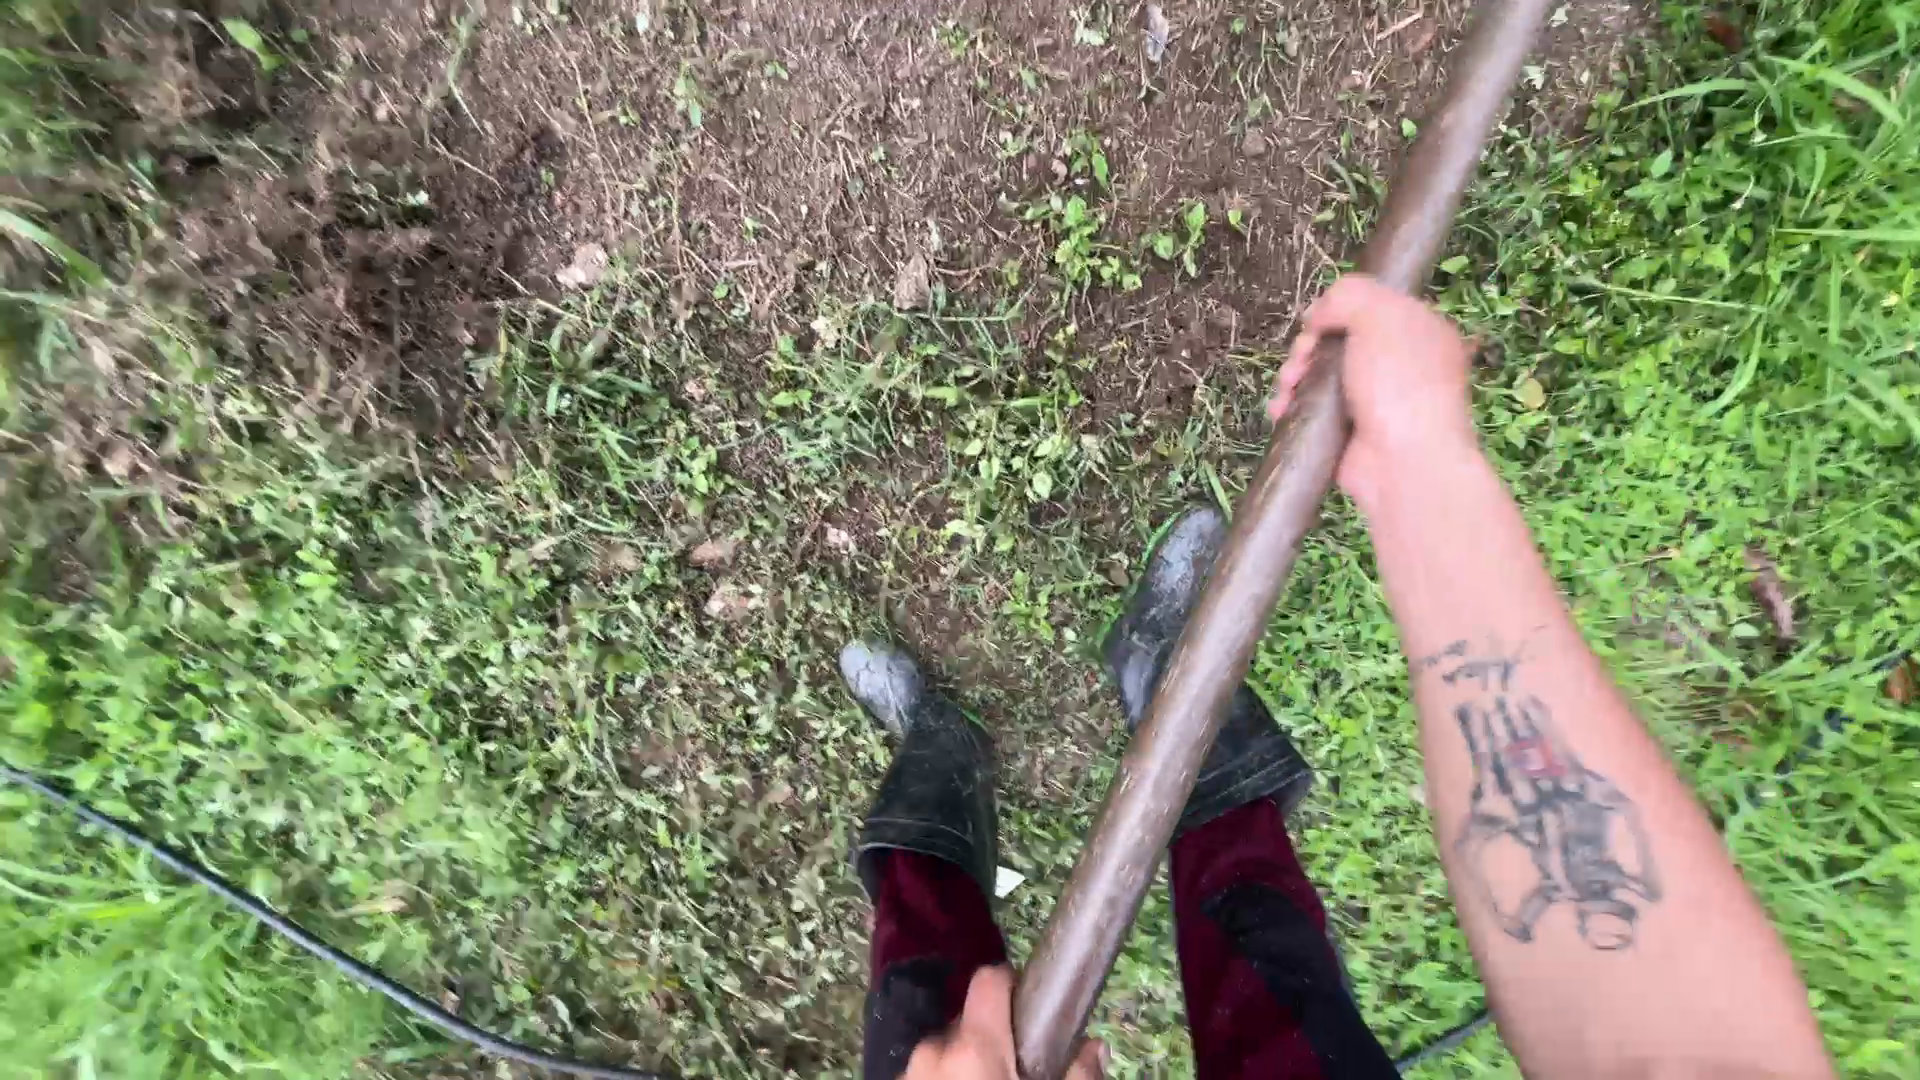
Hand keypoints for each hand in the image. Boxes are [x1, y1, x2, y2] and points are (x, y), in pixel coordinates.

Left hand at [904, 966, 1106, 1079]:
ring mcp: (908, 1070)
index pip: (989, 978)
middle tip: (1014, 1067)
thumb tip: (1097, 1045)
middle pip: (968, 1018)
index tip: (1026, 1005)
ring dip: (963, 1061)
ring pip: (944, 1048)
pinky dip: (941, 1079)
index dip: (1009, 984)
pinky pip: (925, 1072)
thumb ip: (1073, 1074)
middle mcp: (935, 1048)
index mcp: (974, 1044)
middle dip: (990, 1035)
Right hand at [1267, 274, 1477, 508]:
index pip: (1366, 309)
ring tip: (1287, 389)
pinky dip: (1289, 407)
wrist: (1403, 459)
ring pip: (1316, 376)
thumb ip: (1350, 296)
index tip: (1318, 324)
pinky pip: (1308, 411)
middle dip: (1306, 348)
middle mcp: (1394, 364)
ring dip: (1292, 377)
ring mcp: (1368, 400)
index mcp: (1415, 331)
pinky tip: (1280, 410)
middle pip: (1334, 343)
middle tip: (1301, 361)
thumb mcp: (1382, 317)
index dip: (1335, 312)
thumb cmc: (1400, 382)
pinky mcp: (1343, 431)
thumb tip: (1318, 314)